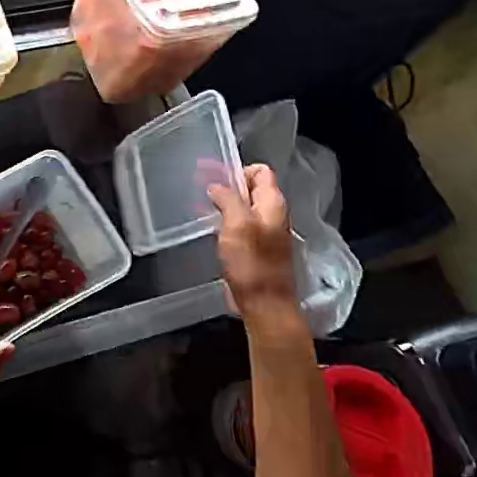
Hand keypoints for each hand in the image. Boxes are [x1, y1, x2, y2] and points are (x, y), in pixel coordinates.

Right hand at [207, 164, 298, 327]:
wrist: (264, 305)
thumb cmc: (251, 263)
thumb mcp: (237, 224)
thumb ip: (228, 198)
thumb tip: (216, 186)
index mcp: (273, 203)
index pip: (260, 171)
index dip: (238, 171)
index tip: (216, 181)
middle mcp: (272, 214)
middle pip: (250, 189)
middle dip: (227, 188)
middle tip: (204, 195)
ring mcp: (265, 232)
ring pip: (243, 208)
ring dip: (224, 207)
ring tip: (203, 211)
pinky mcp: (255, 249)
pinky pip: (239, 227)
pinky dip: (225, 224)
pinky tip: (211, 231)